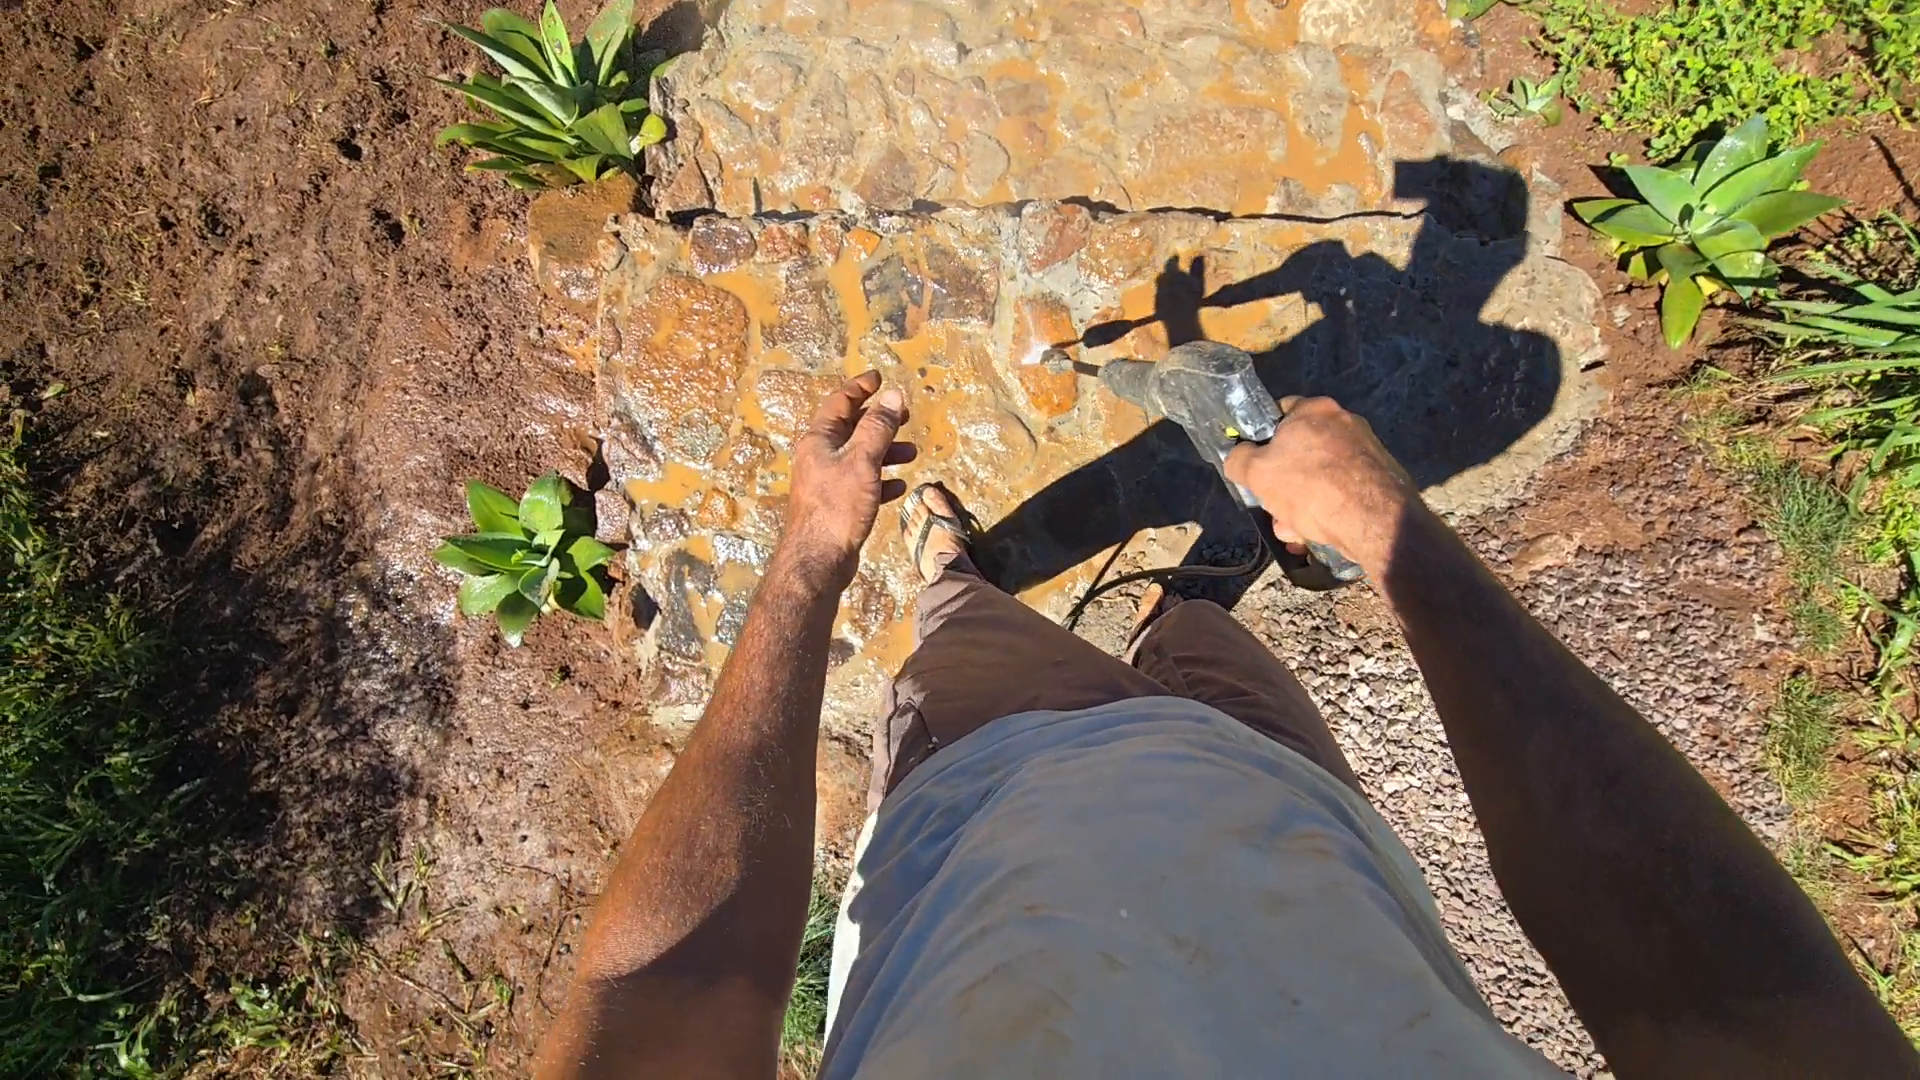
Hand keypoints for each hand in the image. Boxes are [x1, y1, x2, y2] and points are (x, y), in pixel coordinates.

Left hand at [776, 371, 914, 591]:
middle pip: (851, 429)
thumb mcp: (862, 461)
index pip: (839, 403)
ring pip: (859, 457)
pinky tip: (899, 485)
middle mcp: (819, 457)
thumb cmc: (838, 506)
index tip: (879, 378)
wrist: (818, 559)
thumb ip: (878, 427)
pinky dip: (881, 480)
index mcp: (819, 440)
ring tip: (911, 451)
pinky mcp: (837, 505)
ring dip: (885, 451)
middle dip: (879, 420)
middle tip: (905, 415)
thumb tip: (893, 395)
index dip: (860, 388)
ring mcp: (827, 482)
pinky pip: (862, 484)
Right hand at [1222, 396, 1419, 572]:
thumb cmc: (1308, 487)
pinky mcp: (1381, 476)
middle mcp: (1345, 421)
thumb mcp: (1255, 472)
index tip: (1256, 465)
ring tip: (1294, 529)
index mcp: (1315, 408)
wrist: (1373, 521)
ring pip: (1318, 475)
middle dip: (1281, 482)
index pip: (1278, 412)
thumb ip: (1238, 459)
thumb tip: (1238, 456)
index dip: (1261, 439)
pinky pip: (1340, 489)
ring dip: (1300, 502)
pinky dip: (1326, 508)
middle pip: (1298, 450)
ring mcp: (1366, 448)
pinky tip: (1317, 531)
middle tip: (1273, 506)